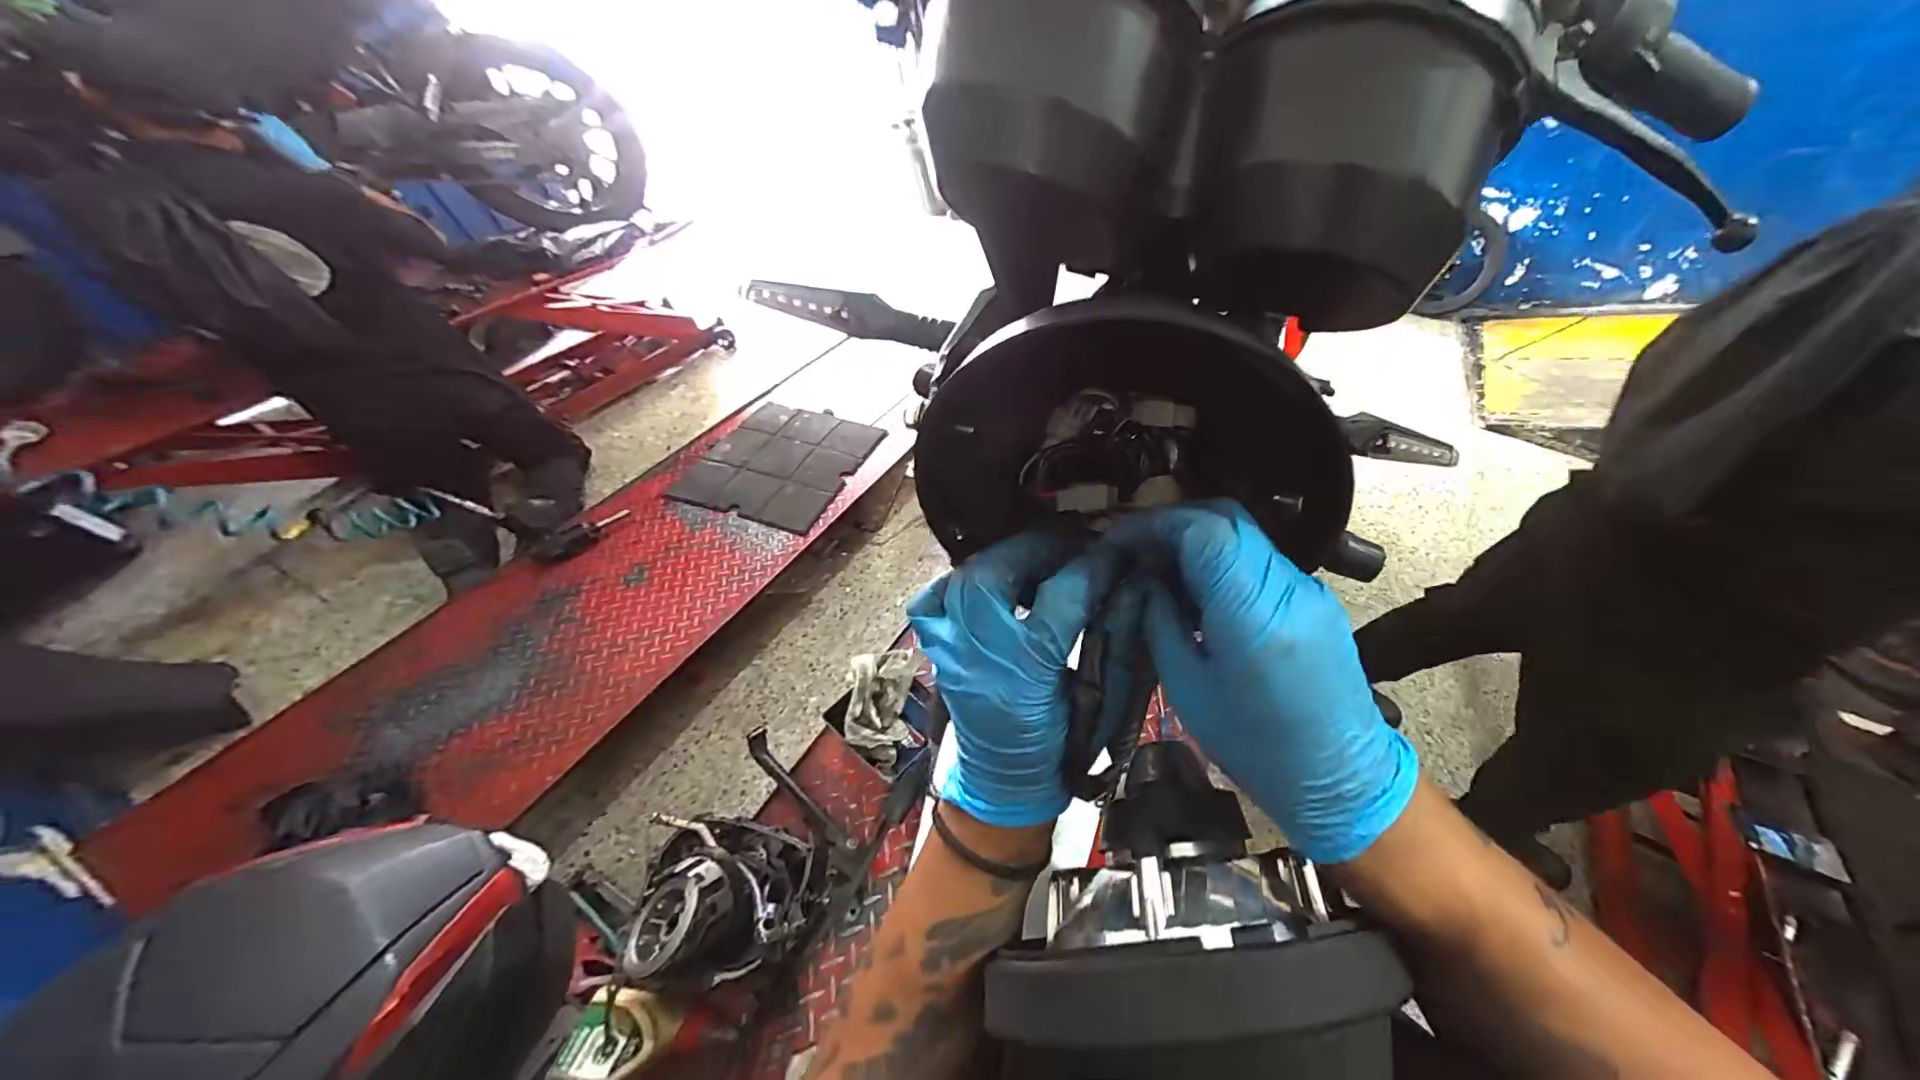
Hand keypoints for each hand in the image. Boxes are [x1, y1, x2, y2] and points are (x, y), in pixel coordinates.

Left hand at [907, 531, 1117, 826]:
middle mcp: (978, 646)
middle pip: (1003, 566)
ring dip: (1005, 557)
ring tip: (1036, 557)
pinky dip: (958, 582)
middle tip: (1072, 544)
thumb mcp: (1090, 692)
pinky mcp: (935, 647)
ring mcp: (948, 644)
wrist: (1002, 780)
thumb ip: (1103, 634)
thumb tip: (1123, 581)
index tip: (1116, 550)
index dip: (1095, 564)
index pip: (1064, 591)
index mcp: (1027, 664)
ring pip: (968, 574)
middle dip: (1042, 546)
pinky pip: (933, 598)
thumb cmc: (1055, 744)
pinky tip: (984, 582)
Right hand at [1102, 500, 1417, 861]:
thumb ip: (1159, 622)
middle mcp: (1289, 588)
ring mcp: (1308, 589)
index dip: (1154, 526)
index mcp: (1255, 614)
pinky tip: (1196, 590)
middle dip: (1171, 524)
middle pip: (1225, 519)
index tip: (1119, 542)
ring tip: (1160, 572)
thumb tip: (1141, 580)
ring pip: (1242, 534)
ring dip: (1194, 540)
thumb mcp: (1187, 687)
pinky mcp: (1313, 598)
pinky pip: (1258, 558)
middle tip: (1134, 552)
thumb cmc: (1256, 747)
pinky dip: (1219, 560)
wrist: (1340, 779)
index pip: (1204, 531)